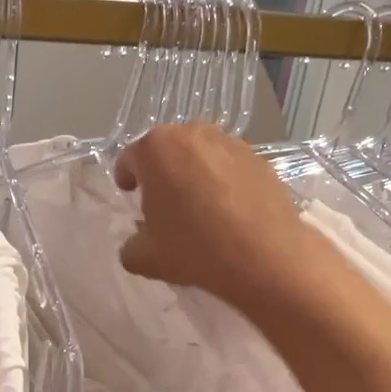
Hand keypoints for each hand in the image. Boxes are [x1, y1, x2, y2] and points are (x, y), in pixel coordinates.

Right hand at [112, 124, 322, 303]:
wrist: (263, 255)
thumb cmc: (193, 248)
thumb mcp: (143, 257)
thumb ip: (130, 244)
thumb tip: (137, 240)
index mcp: (156, 149)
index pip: (130, 158)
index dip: (126, 178)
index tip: (130, 196)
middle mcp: (193, 134)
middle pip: (167, 150)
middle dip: (161, 173)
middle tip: (162, 204)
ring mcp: (231, 142)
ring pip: (200, 155)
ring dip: (192, 175)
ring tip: (197, 209)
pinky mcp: (259, 158)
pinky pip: (228, 167)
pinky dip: (222, 182)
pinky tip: (226, 213)